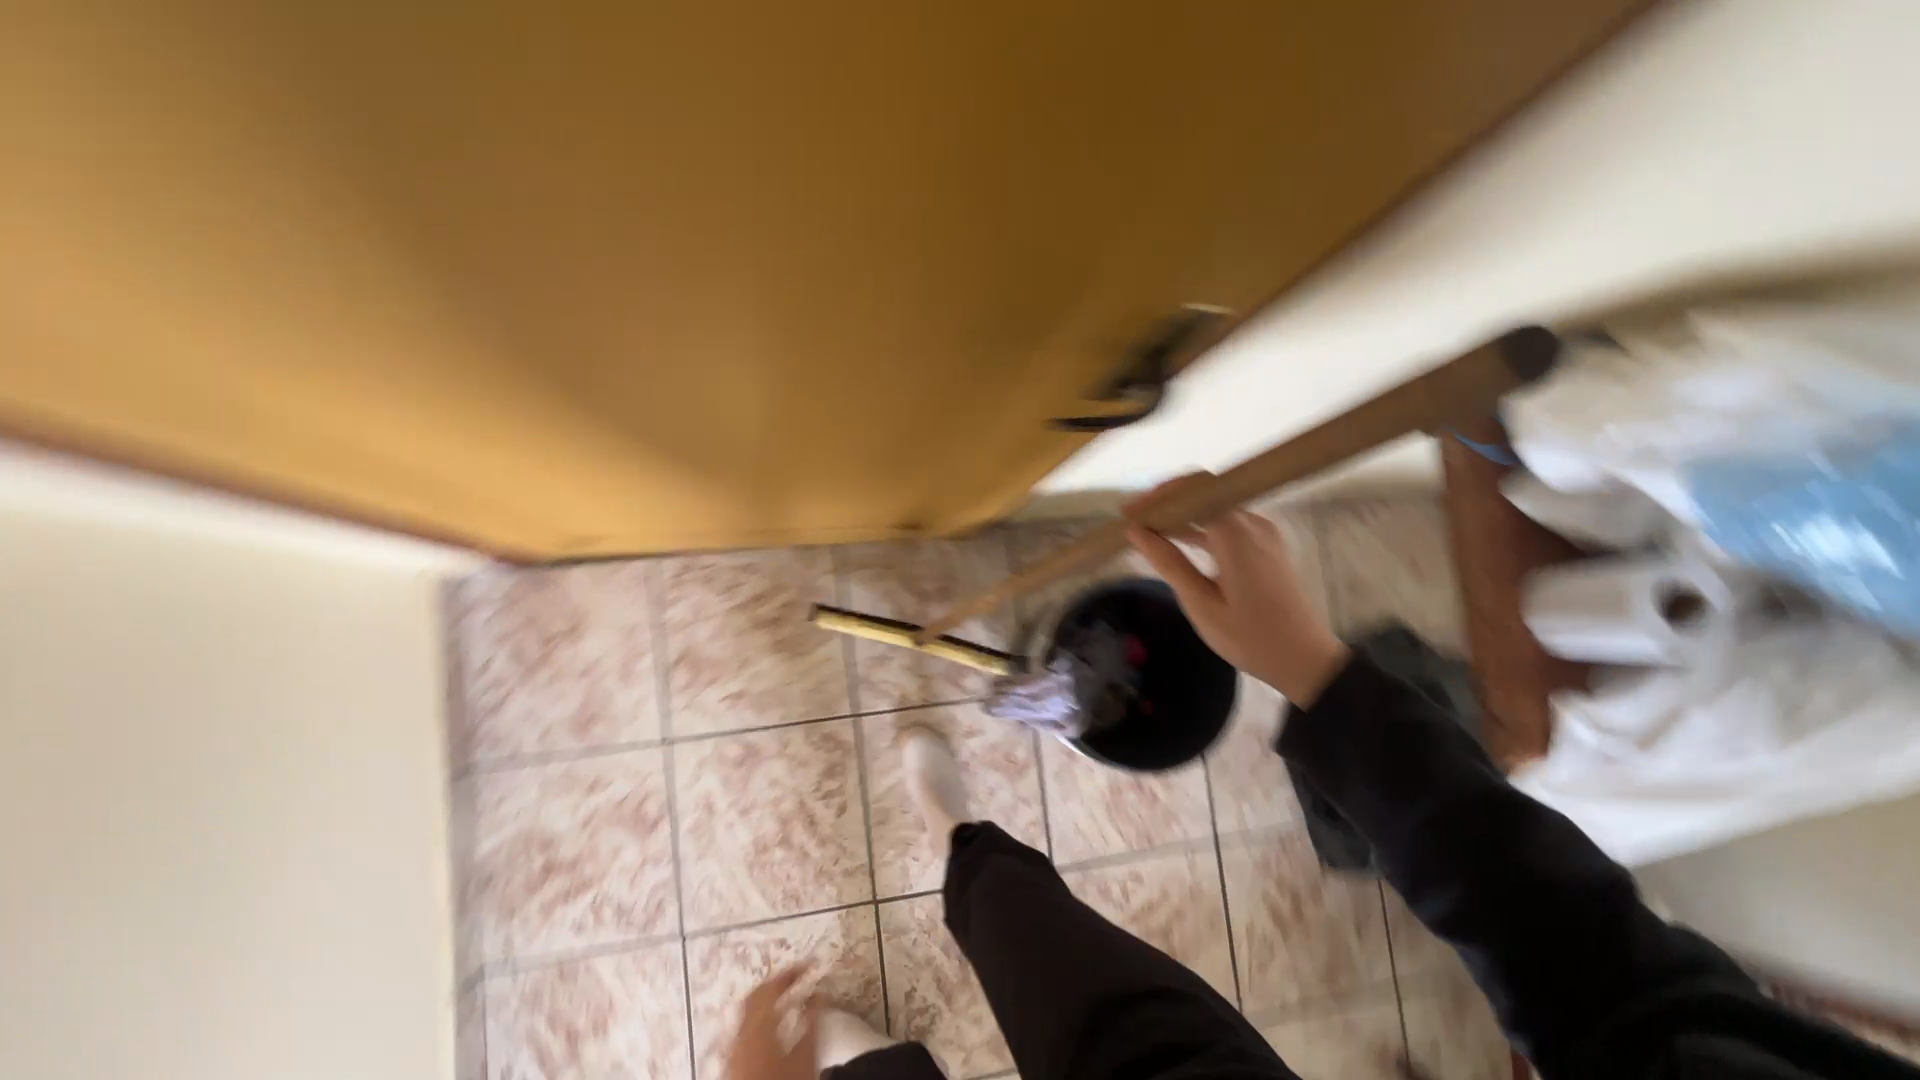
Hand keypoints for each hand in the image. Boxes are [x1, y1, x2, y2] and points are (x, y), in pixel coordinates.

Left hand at [725, 965, 819, 1079]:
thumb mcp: (806, 1056)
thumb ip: (812, 1021)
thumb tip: (818, 993)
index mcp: (758, 1027)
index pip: (771, 987)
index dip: (790, 971)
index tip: (809, 965)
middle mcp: (739, 1034)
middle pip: (752, 996)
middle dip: (774, 982)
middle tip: (796, 977)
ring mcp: (731, 1050)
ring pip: (744, 1012)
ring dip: (764, 1000)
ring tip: (784, 997)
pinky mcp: (730, 1064)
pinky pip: (739, 1030)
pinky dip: (755, 1018)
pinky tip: (769, 1026)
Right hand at [1124, 473, 1349, 705]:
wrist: (1304, 658)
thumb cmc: (1249, 637)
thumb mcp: (1201, 604)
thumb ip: (1168, 563)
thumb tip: (1136, 532)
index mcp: (1236, 534)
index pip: (1192, 491)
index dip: (1156, 497)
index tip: (1128, 512)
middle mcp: (1252, 523)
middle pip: (1204, 493)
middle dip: (1166, 502)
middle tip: (1133, 519)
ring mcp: (1263, 532)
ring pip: (1215, 507)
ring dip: (1182, 514)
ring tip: (1147, 529)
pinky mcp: (1267, 544)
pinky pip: (1227, 523)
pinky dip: (1200, 526)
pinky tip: (1178, 541)